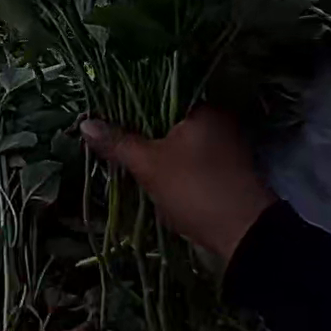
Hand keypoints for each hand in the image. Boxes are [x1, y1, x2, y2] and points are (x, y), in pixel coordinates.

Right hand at [82, 107, 275, 264]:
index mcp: (202, 109)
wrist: (246, 237)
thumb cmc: (196, 188)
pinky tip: (151, 175)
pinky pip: (190, 160)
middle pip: (168, 119)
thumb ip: (118, 142)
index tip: (107, 113)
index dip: (131, 103)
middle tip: (112, 137)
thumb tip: (85, 123)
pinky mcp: (226, 172)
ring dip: (156, 151)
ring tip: (126, 156)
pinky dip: (172, 166)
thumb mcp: (149, 164)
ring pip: (179, 142)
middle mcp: (218, 122)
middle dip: (142, 131)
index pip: (159, 93)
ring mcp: (225, 148)